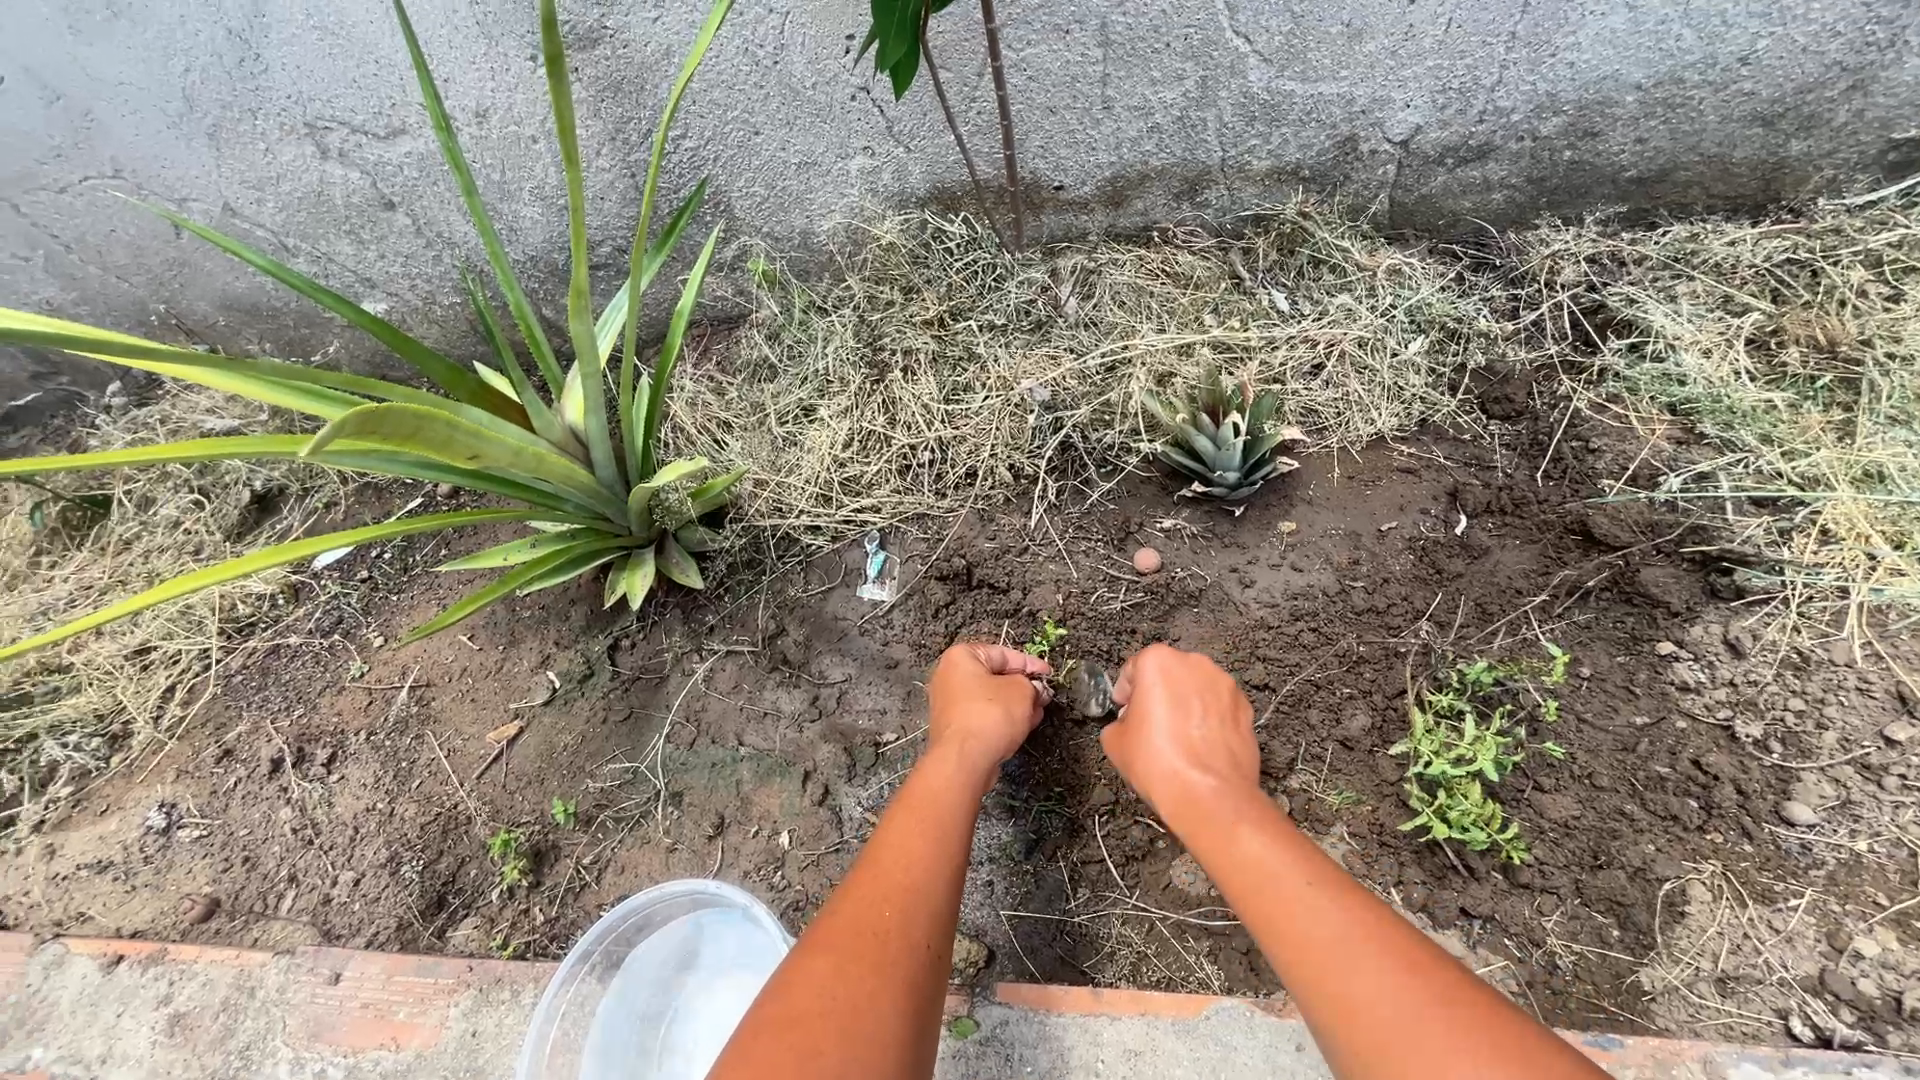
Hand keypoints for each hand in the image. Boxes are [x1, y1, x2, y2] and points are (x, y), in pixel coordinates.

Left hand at [925, 643, 1052, 781]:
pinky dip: (1002, 719)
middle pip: (995, 676)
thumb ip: (1032, 684)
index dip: (1030, 663)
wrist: (964, 761)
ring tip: (1037, 712)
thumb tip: (1035, 689)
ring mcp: (950, 704)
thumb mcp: (1022, 691)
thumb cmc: (990, 716)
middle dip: (1023, 686)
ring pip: (991, 699)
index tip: (1047, 674)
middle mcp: (949, 677)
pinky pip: (983, 716)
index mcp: (961, 657)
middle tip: (1043, 694)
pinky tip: (1022, 726)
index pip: (1002, 653)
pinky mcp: (955, 728)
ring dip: (1016, 704)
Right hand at [1104, 644, 1261, 828]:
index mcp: (1158, 662)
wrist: (1208, 796)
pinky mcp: (1245, 708)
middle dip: (1158, 695)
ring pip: (1196, 690)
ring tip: (1175, 739)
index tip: (1123, 707)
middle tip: (1148, 725)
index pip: (1135, 667)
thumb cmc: (1161, 763)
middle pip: (1168, 674)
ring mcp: (1224, 686)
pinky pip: (1218, 708)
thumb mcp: (1114, 741)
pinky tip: (1198, 746)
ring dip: (1185, 706)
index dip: (1126, 691)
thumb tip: (1127, 724)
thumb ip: (1118, 721)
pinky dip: (1208, 721)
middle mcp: (1195, 665)